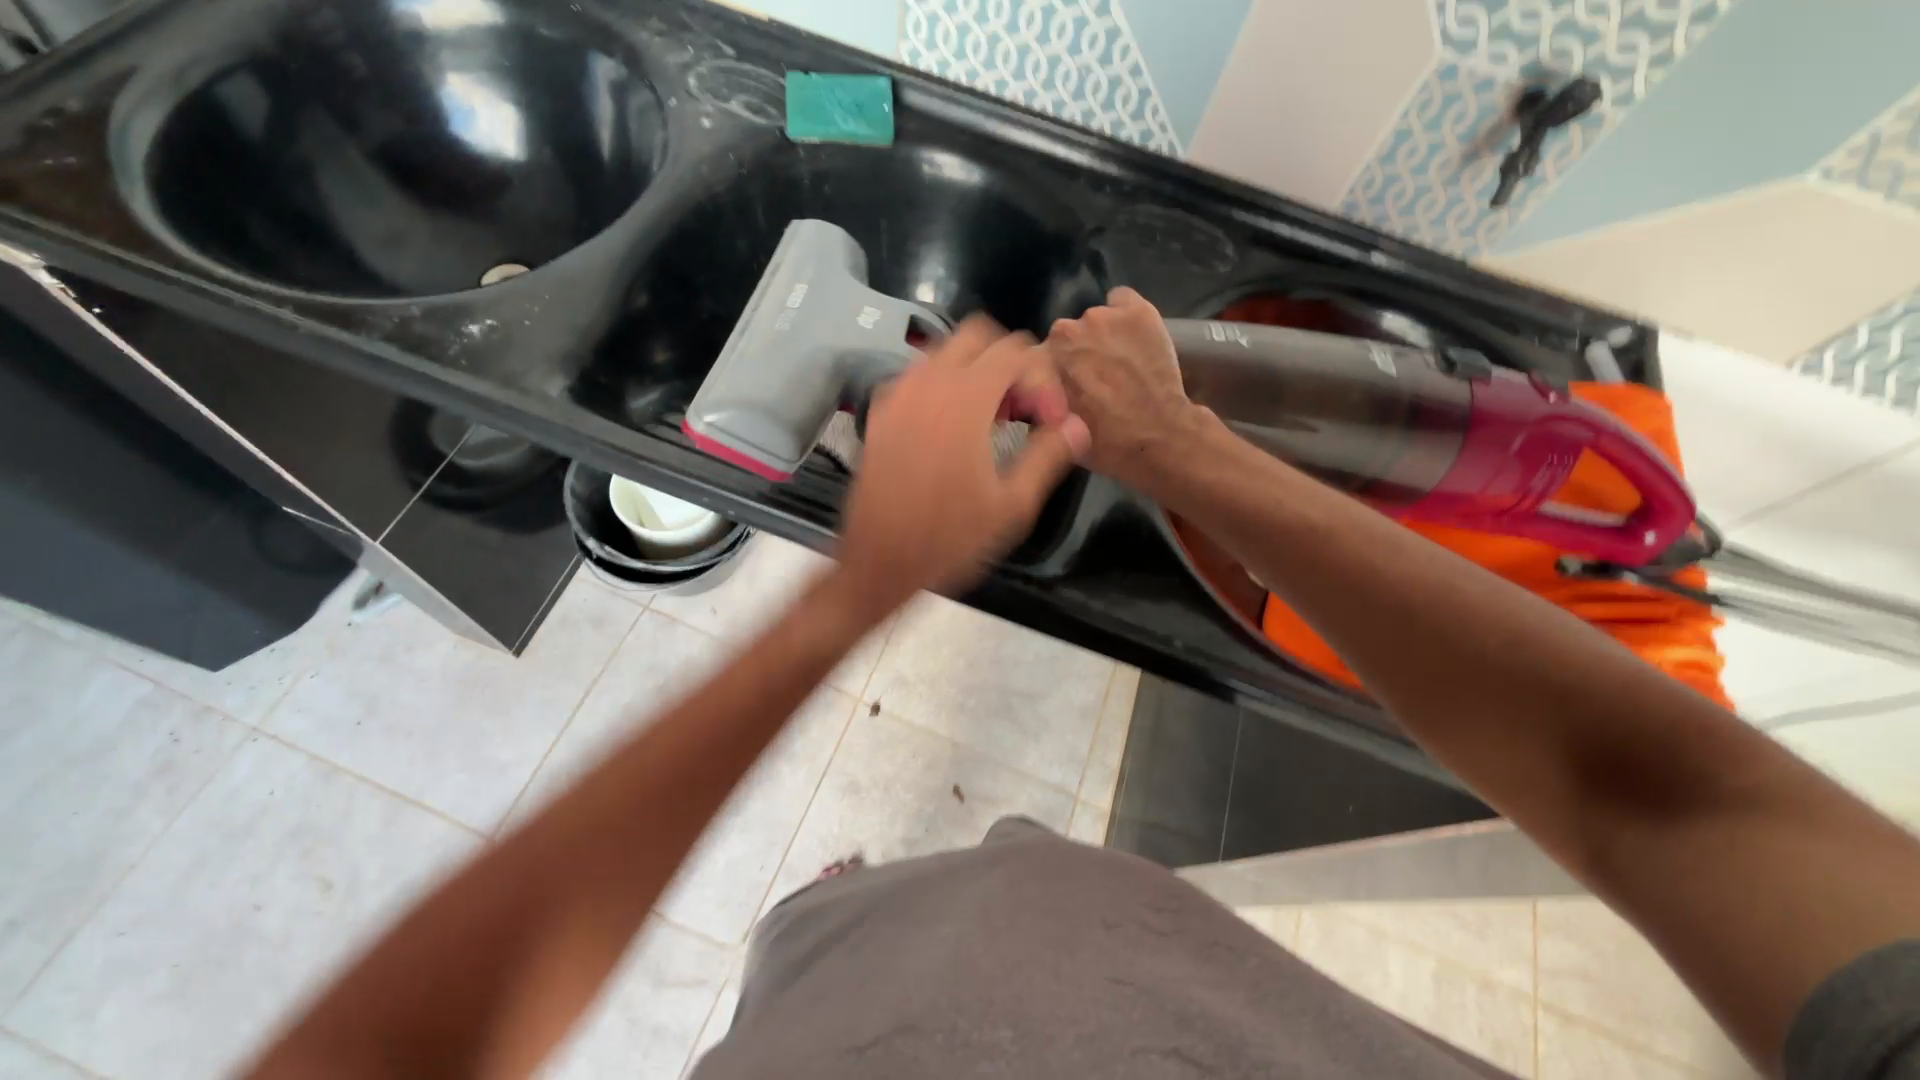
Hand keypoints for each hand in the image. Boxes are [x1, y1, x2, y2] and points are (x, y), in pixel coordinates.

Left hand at [836, 316, 1090, 608]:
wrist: (879, 561)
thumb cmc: (949, 538)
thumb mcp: (1012, 505)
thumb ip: (1049, 455)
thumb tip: (1078, 426)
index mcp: (965, 398)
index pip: (1016, 351)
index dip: (1043, 379)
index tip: (1051, 419)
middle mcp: (928, 382)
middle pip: (979, 336)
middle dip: (1009, 363)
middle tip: (1022, 408)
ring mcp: (898, 394)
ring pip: (945, 352)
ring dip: (976, 372)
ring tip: (992, 420)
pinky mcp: (880, 412)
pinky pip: (918, 376)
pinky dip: (943, 386)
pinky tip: (953, 430)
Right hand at [1047, 287, 1205, 485]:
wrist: (1156, 437)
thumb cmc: (1102, 444)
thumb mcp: (1053, 431)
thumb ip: (1037, 404)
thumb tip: (1033, 399)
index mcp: (1038, 360)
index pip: (1038, 357)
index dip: (1053, 373)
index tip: (1068, 387)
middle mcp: (1063, 331)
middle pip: (1066, 336)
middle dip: (1077, 352)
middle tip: (1096, 376)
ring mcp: (1101, 317)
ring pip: (1095, 319)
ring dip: (1102, 336)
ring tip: (1121, 360)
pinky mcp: (1135, 310)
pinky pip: (1122, 300)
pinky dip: (1126, 315)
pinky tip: (1135, 336)